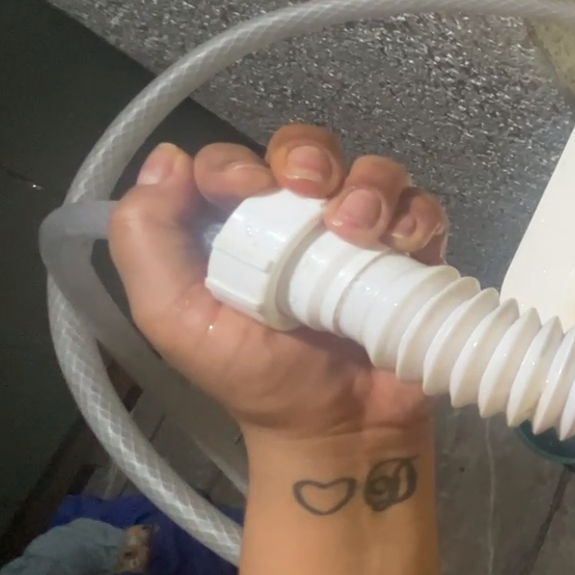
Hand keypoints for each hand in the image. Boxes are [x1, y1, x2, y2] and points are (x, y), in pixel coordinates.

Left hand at [108, 125, 449, 444]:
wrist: (342, 424)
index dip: (241, 163)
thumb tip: (168, 160)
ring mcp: (370, 237)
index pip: (238, 164)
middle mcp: (306, 222)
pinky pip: (426, 212)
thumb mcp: (176, 318)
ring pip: (376, 173)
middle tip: (311, 194)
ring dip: (370, 187)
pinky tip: (403, 246)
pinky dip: (418, 217)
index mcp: (242, 229)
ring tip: (362, 233)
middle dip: (312, 156)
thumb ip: (148, 243)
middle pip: (313, 151)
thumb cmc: (259, 378)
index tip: (250, 192)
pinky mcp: (419, 257)